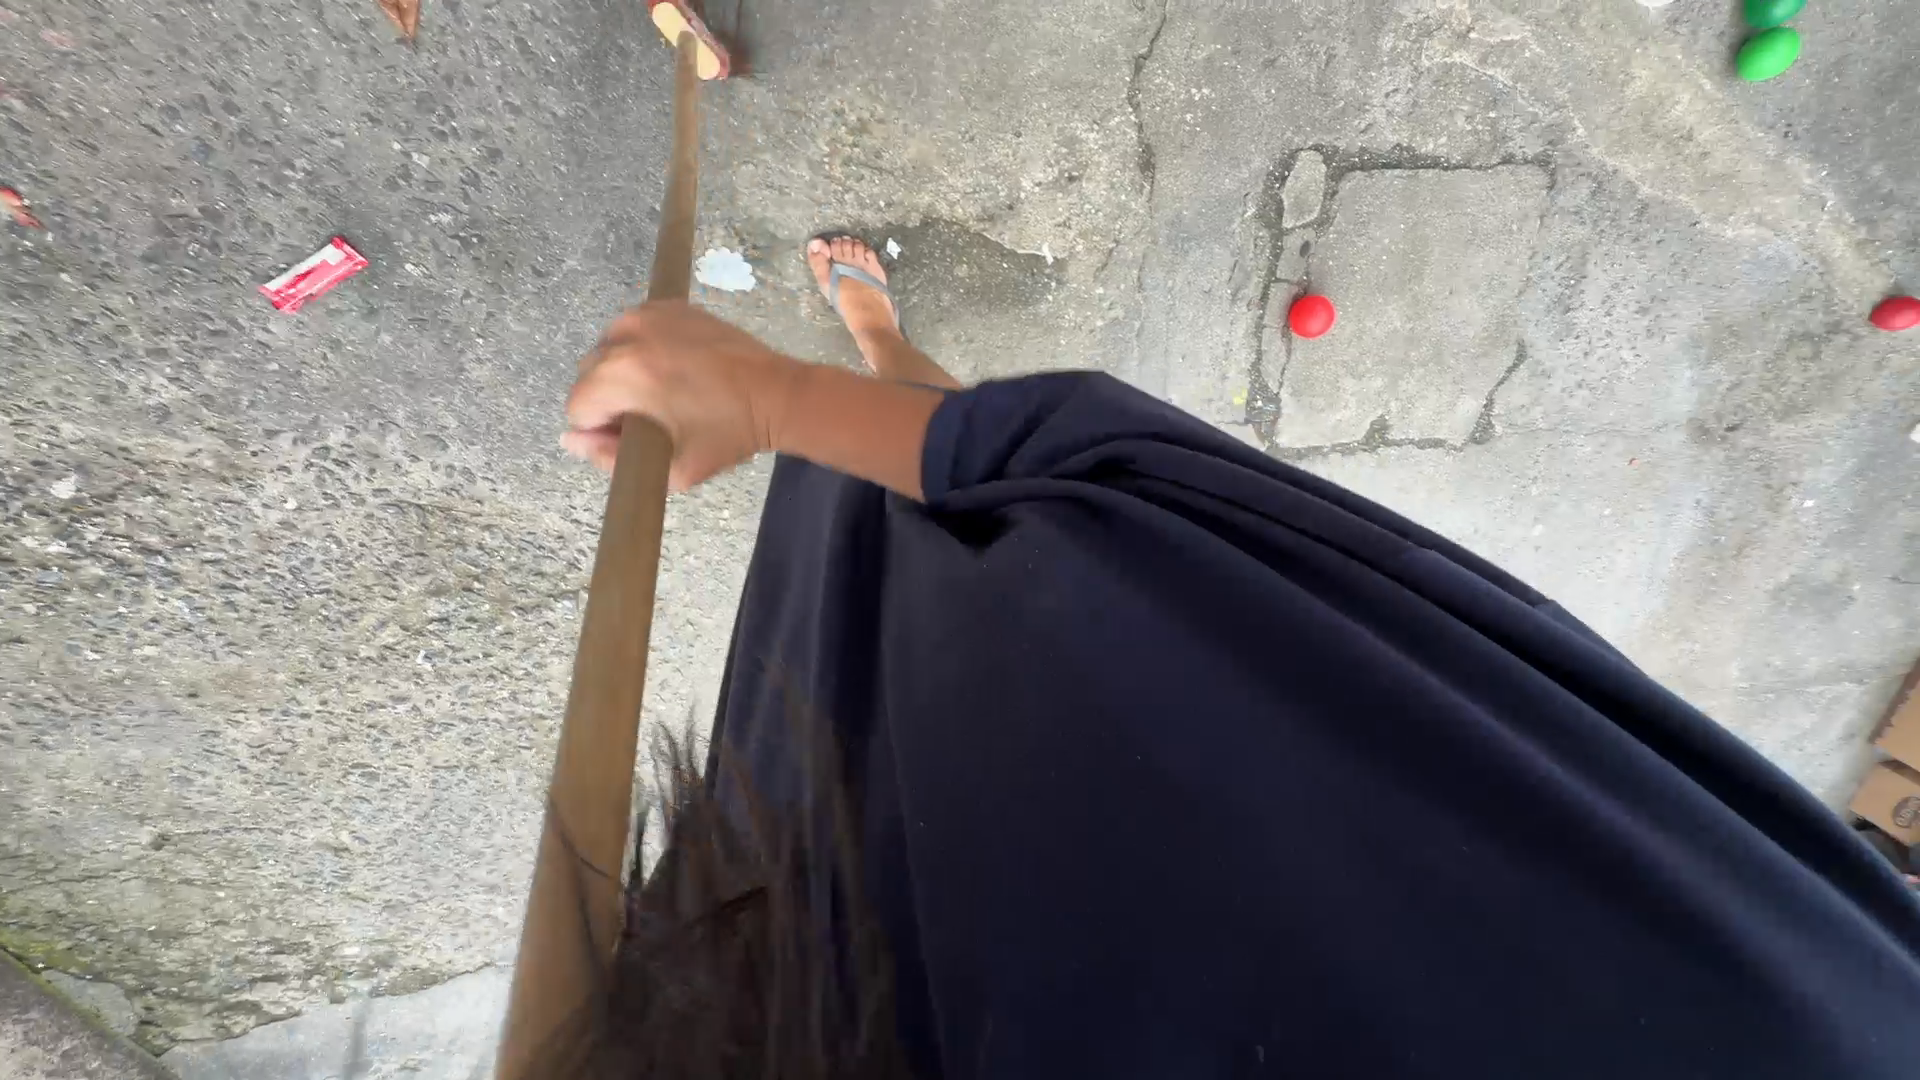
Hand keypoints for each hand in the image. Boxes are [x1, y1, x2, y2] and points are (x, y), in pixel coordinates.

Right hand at [563, 302, 801, 490]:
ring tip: (670, 392)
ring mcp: (648, 313)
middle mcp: (626, 334)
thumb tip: (570, 439)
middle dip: (612, 400)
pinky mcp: (670, 305)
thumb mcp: (673, 468)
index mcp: (622, 374)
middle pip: (590, 375)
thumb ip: (611, 459)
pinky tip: (678, 369)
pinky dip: (645, 350)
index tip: (640, 435)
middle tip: (658, 417)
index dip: (603, 429)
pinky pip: (635, 331)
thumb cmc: (729, 434)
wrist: (777, 394)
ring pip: (610, 350)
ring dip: (627, 373)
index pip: (578, 406)